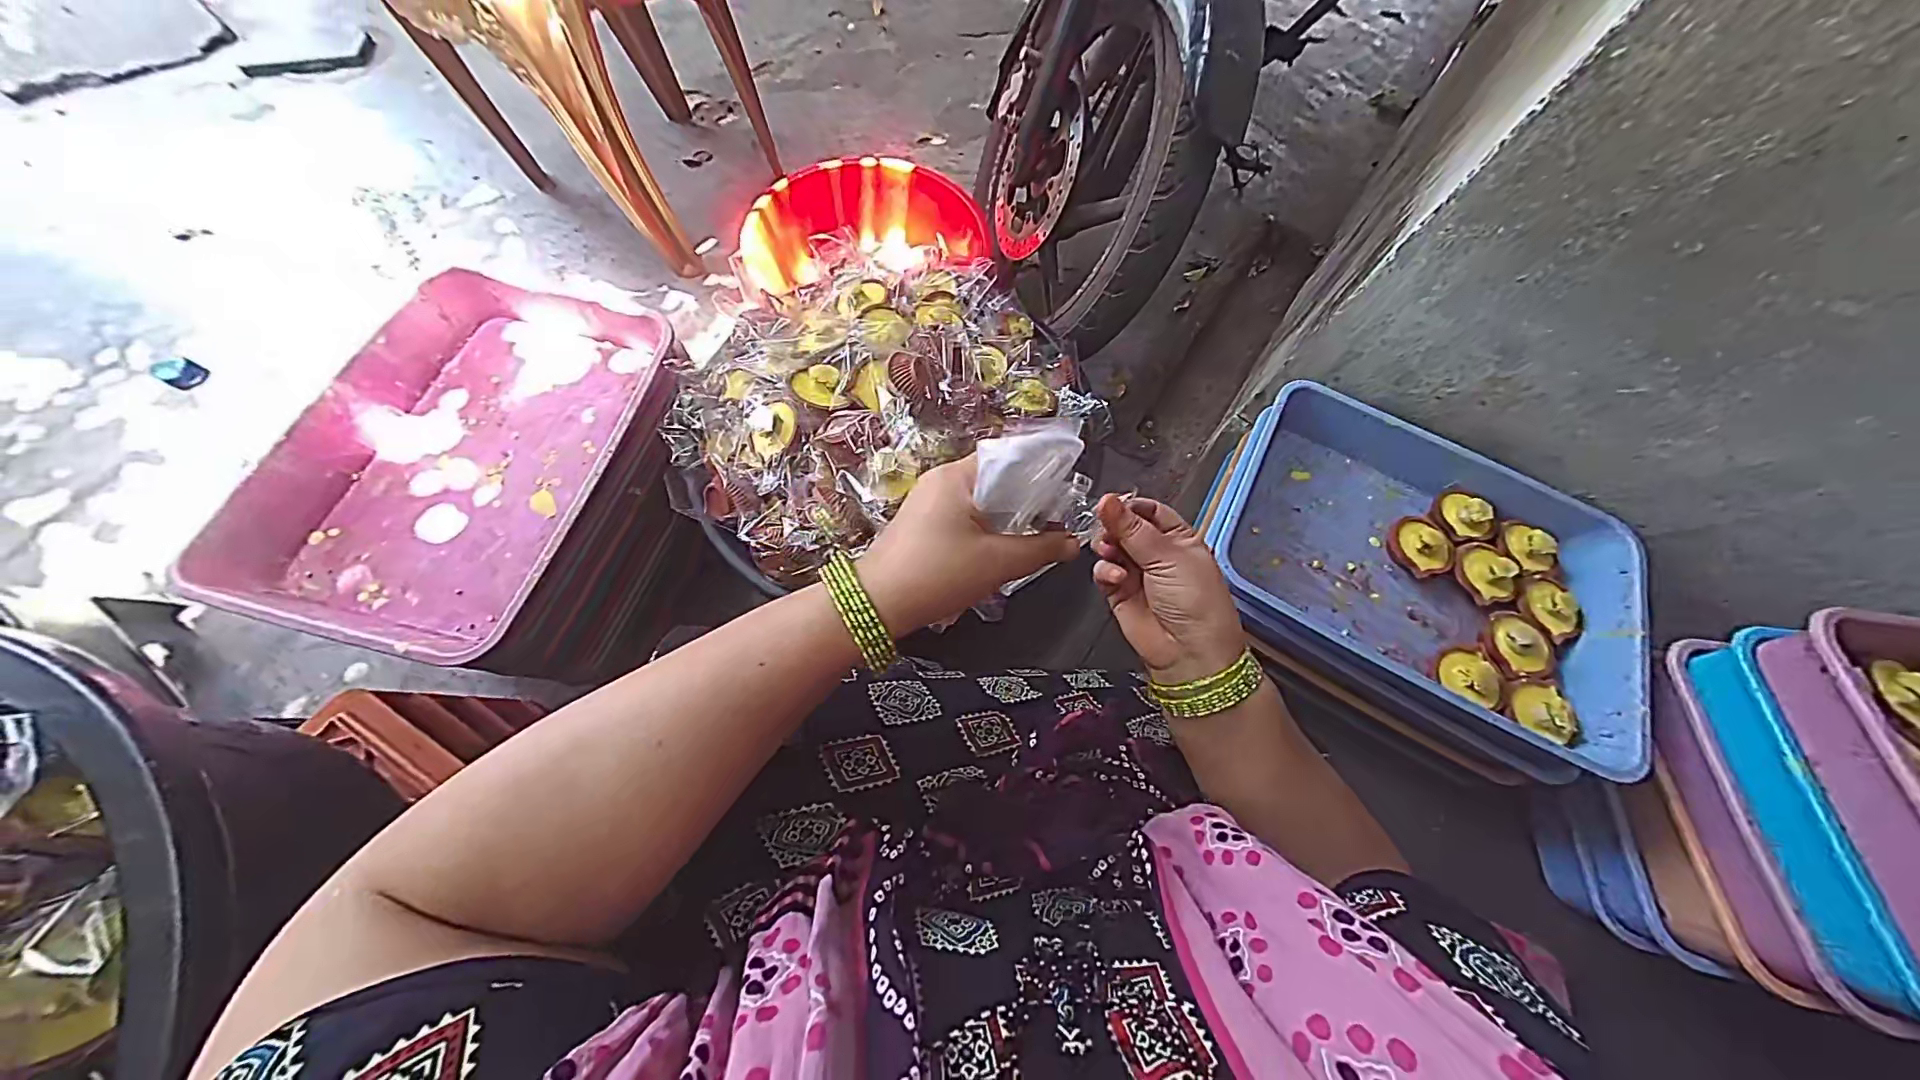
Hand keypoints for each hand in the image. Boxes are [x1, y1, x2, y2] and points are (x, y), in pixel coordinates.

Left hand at [858, 455, 1080, 633]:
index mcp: (956, 476)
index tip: (1066, 487)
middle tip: (1054, 518)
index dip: (1041, 470)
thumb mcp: (998, 563)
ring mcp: (928, 502)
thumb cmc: (937, 575)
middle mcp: (940, 481)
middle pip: (996, 479)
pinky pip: (964, 516)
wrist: (877, 605)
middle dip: (1027, 499)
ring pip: (981, 500)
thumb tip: (1071, 543)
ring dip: (1007, 517)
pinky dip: (986, 528)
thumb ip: (1042, 549)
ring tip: (1033, 536)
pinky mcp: (923, 524)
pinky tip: (1000, 548)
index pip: (1009, 456)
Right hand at [1092, 494, 1247, 684]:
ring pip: (1110, 548)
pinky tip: (1116, 578)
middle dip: (1113, 527)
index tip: (1111, 504)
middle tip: (1108, 530)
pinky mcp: (1119, 592)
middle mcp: (1156, 554)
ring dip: (1107, 548)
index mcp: (1178, 539)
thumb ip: (1133, 529)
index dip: (1129, 506)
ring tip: (1111, 553)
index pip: (1149, 511)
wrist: (1189, 654)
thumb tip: (1109, 501)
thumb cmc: (1198, 605)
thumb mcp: (1169, 557)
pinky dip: (1105, 572)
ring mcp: (1136, 573)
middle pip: (1124, 527)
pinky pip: (1103, 572)